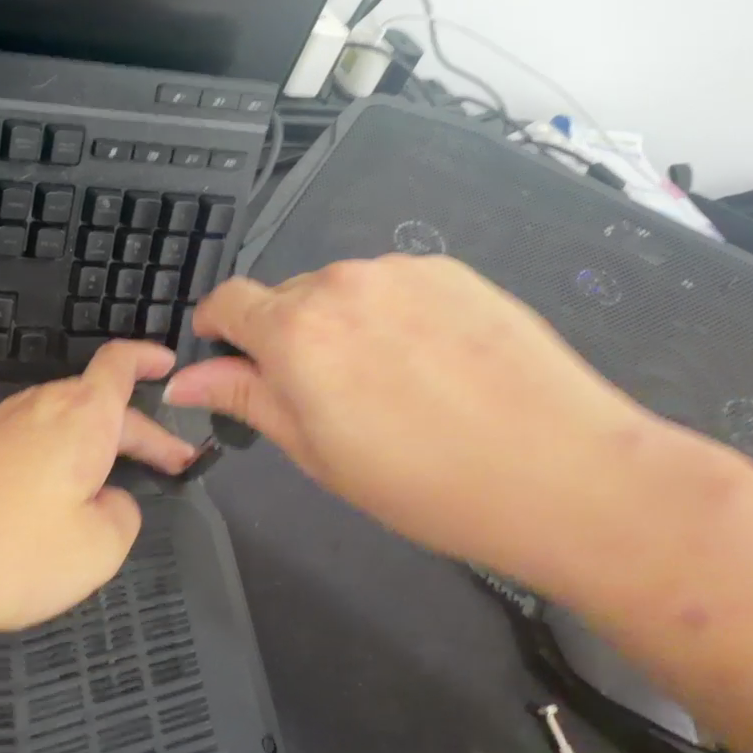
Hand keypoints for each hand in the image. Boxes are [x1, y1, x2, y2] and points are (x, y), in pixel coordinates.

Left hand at [0, 341, 197, 632]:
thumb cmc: (10, 548)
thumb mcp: (97, 550)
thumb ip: (122, 517)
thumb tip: (109, 499)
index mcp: (81, 417)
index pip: (120, 365)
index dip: (147, 358)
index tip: (169, 364)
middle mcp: (40, 406)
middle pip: (97, 401)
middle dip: (137, 430)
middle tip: (169, 463)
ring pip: (61, 421)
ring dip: (93, 444)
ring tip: (109, 482)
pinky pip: (29, 439)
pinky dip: (54, 457)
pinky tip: (49, 496)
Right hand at [163, 256, 708, 585]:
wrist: (569, 475)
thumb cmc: (426, 483)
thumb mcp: (317, 452)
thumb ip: (244, 398)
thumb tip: (183, 379)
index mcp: (295, 331)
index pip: (227, 300)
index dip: (219, 327)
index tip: (231, 356)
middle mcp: (338, 283)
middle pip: (285, 297)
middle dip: (289, 336)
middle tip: (331, 395)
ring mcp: (399, 270)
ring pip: (342, 290)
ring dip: (344, 324)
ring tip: (395, 382)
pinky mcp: (450, 269)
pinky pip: (395, 285)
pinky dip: (395, 313)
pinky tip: (436, 362)